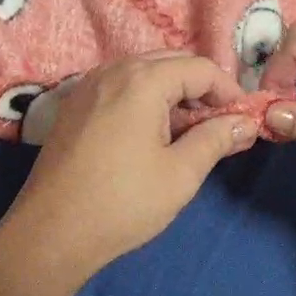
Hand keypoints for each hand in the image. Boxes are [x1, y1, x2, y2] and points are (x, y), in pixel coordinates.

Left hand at [3, 54, 256, 276]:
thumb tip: (246, 122)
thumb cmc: (122, 202)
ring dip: (173, 92)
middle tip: (220, 125)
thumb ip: (216, 139)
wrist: (49, 233)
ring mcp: (90, 84)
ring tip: (189, 131)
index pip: (200, 68)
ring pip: (145, 72)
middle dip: (201, 88)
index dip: (228, 91)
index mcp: (143, 79)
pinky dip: (145, 98)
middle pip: (171, 63)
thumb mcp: (180, 174)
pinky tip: (151, 133)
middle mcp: (115, 69)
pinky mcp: (75, 103)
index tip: (244, 120)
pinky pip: (121, 84)